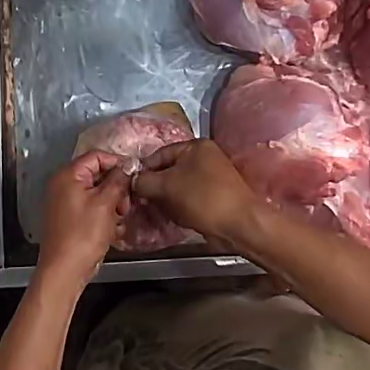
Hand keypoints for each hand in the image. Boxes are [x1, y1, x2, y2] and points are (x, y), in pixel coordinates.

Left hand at [37, 150, 130, 284]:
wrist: (65, 270)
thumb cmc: (84, 233)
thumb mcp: (106, 203)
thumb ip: (119, 180)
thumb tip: (129, 165)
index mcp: (69, 176)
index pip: (97, 156)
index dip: (118, 162)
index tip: (136, 175)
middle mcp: (65, 185)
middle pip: (99, 174)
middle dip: (117, 186)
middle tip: (127, 203)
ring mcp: (67, 202)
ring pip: (99, 192)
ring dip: (114, 202)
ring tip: (121, 217)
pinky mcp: (72, 218)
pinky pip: (94, 207)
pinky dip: (106, 214)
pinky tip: (114, 228)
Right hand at [131, 140, 263, 246]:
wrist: (238, 223)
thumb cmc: (202, 198)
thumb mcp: (166, 185)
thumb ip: (144, 181)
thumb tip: (132, 181)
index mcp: (195, 146)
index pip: (159, 154)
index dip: (143, 170)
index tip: (131, 188)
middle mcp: (205, 158)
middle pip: (169, 170)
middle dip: (155, 187)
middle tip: (142, 202)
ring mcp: (211, 178)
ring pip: (178, 187)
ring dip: (166, 199)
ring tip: (158, 211)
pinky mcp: (214, 196)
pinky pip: (189, 198)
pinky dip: (180, 207)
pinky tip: (175, 217)